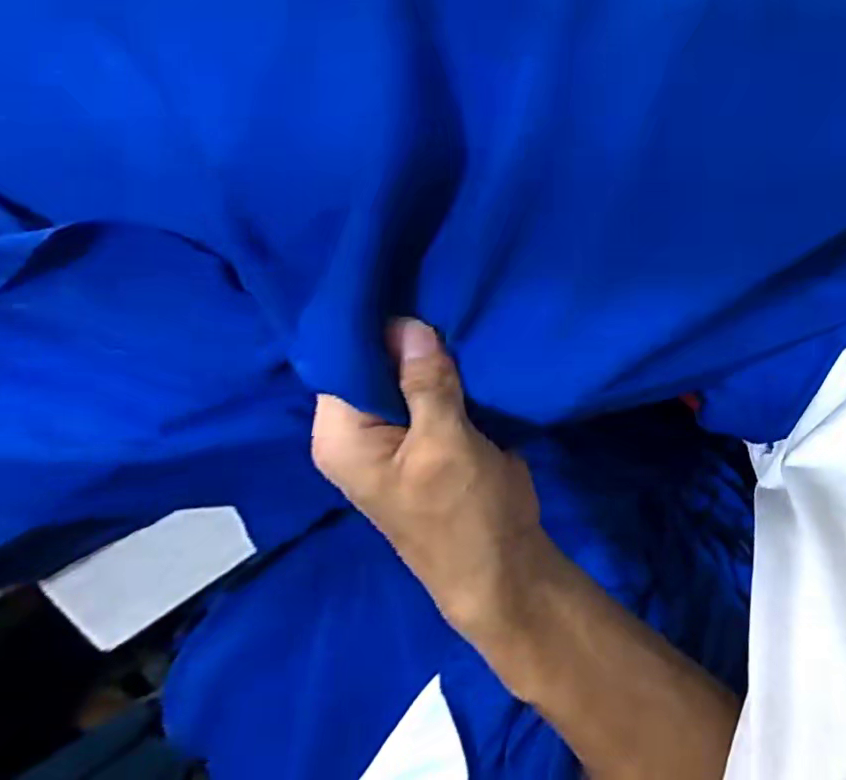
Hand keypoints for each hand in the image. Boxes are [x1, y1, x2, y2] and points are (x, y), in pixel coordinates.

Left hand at [311, 319, 555, 638]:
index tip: (412, 286)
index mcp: (343, 436)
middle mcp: (364, 430)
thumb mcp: (444, 446)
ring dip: (441, 353)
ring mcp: (405, 432)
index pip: (347, 364)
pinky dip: (460, 371)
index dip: (376, 328)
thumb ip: (427, 387)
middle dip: (414, 336)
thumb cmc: (462, 510)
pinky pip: (443, 391)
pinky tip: (480, 345)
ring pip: (416, 377)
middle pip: (381, 367)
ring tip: (466, 308)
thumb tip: (408, 325)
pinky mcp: (441, 434)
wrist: (502, 560)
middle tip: (449, 292)